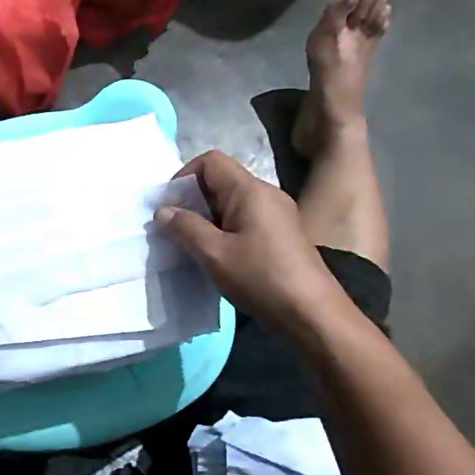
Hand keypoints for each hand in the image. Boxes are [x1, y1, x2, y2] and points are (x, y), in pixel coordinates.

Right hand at [154, 150, 339, 323]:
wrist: (311, 312)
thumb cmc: (261, 278)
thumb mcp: (214, 254)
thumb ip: (185, 228)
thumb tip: (163, 211)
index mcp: (250, 191)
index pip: (210, 161)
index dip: (184, 176)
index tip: (169, 207)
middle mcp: (266, 194)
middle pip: (220, 181)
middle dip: (192, 200)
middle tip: (174, 230)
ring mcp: (277, 214)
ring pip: (231, 203)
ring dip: (206, 218)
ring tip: (191, 246)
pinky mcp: (281, 234)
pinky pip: (244, 219)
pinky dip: (223, 230)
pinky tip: (216, 256)